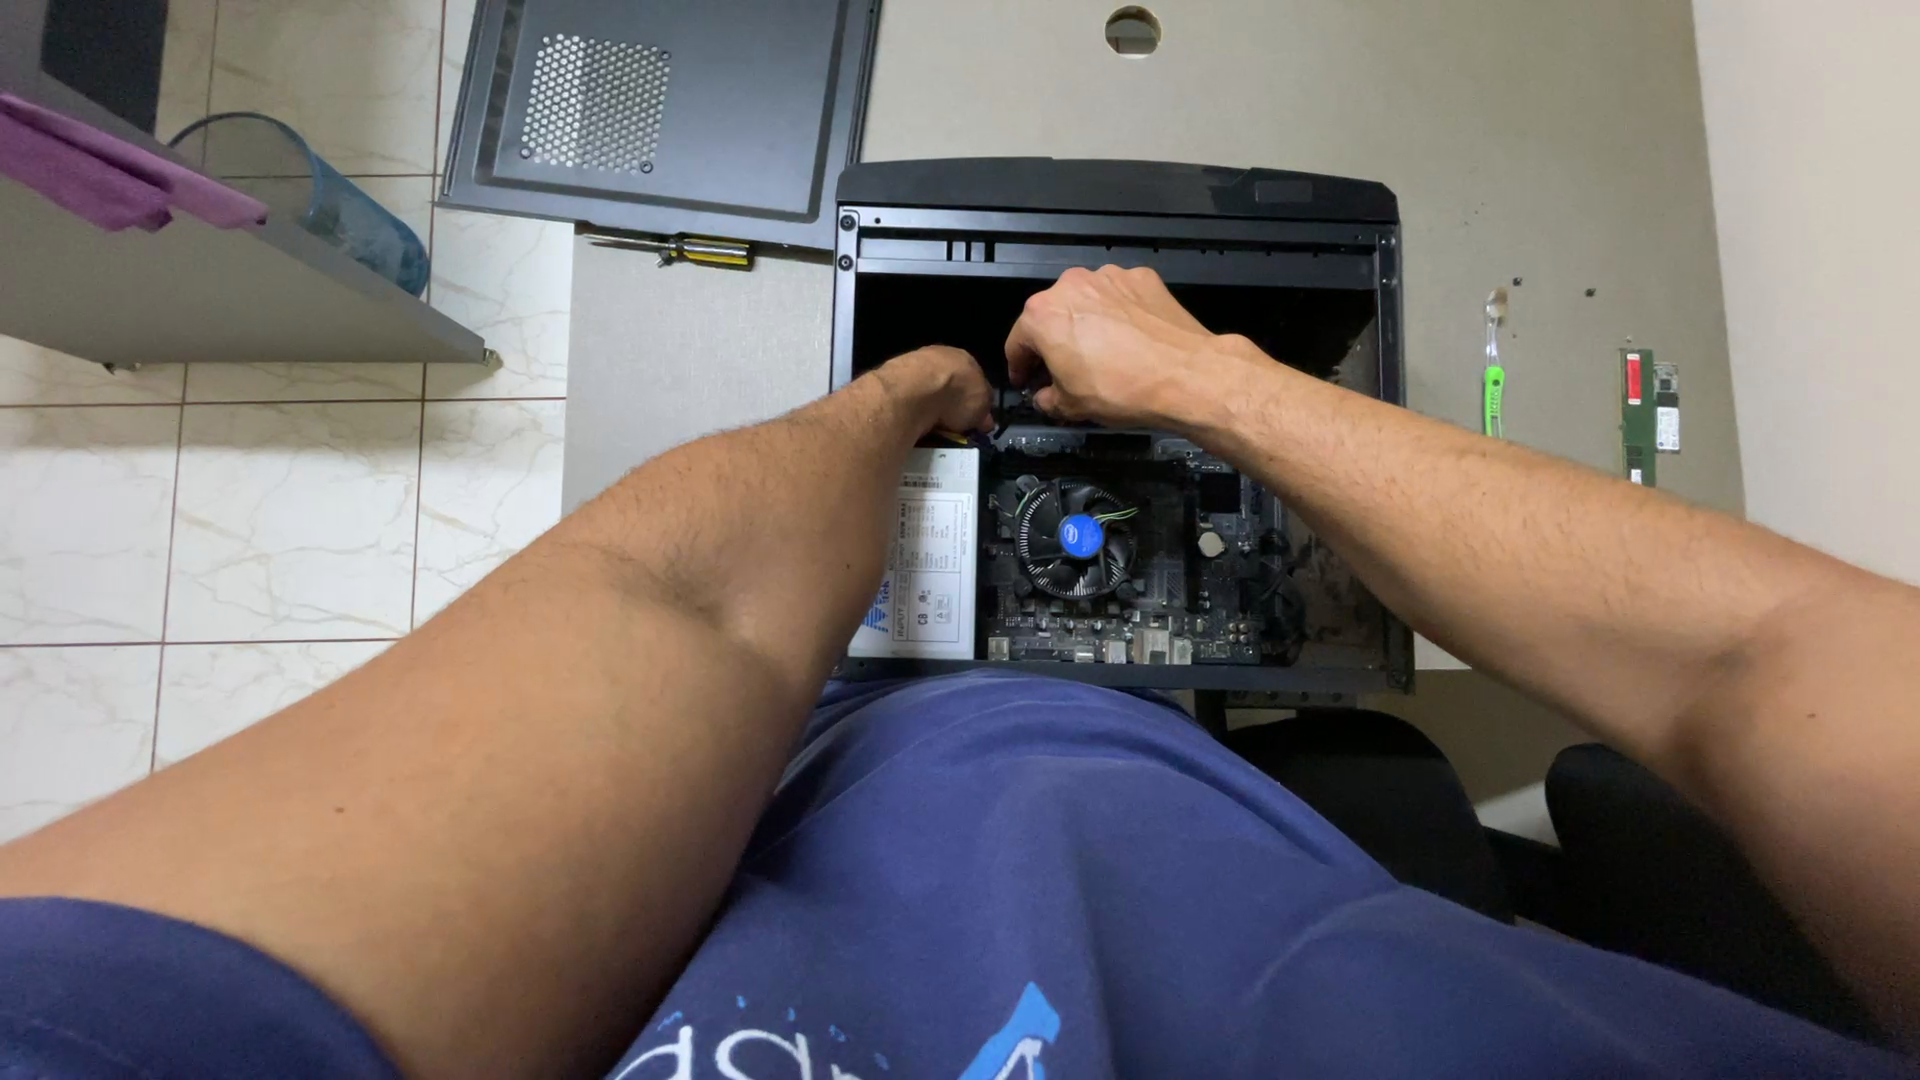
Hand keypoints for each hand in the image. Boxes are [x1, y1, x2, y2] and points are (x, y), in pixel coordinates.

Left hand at [884, 345, 994, 433]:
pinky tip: (915, 423)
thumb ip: (985, 411)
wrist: (915, 389)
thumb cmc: (957, 393)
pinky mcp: (893, 379)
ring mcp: (913, 365)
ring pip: (926, 391)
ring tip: (932, 428)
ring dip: (929, 407)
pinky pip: (909, 399)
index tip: (973, 421)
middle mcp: (938, 356)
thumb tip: (985, 421)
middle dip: (950, 404)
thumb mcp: (983, 406)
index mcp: (965, 358)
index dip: (974, 402)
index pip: (973, 380)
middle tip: (952, 427)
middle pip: (947, 384)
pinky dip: (912, 411)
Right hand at [1005, 265, 1252, 429]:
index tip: (1025, 379)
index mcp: (1043, 316)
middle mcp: (1071, 286)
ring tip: (1100, 357)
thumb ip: (1047, 399)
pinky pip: (1117, 298)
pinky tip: (1127, 342)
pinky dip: (1116, 316)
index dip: (1019, 367)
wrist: (1185, 375)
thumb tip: (1047, 396)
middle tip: (1062, 372)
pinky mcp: (1140, 279)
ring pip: (1084, 303)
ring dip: (1084, 326)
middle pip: (1050, 317)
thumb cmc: (1123, 389)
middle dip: (1052, 343)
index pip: (1017, 342)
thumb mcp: (1070, 407)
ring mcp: (1109, 278)